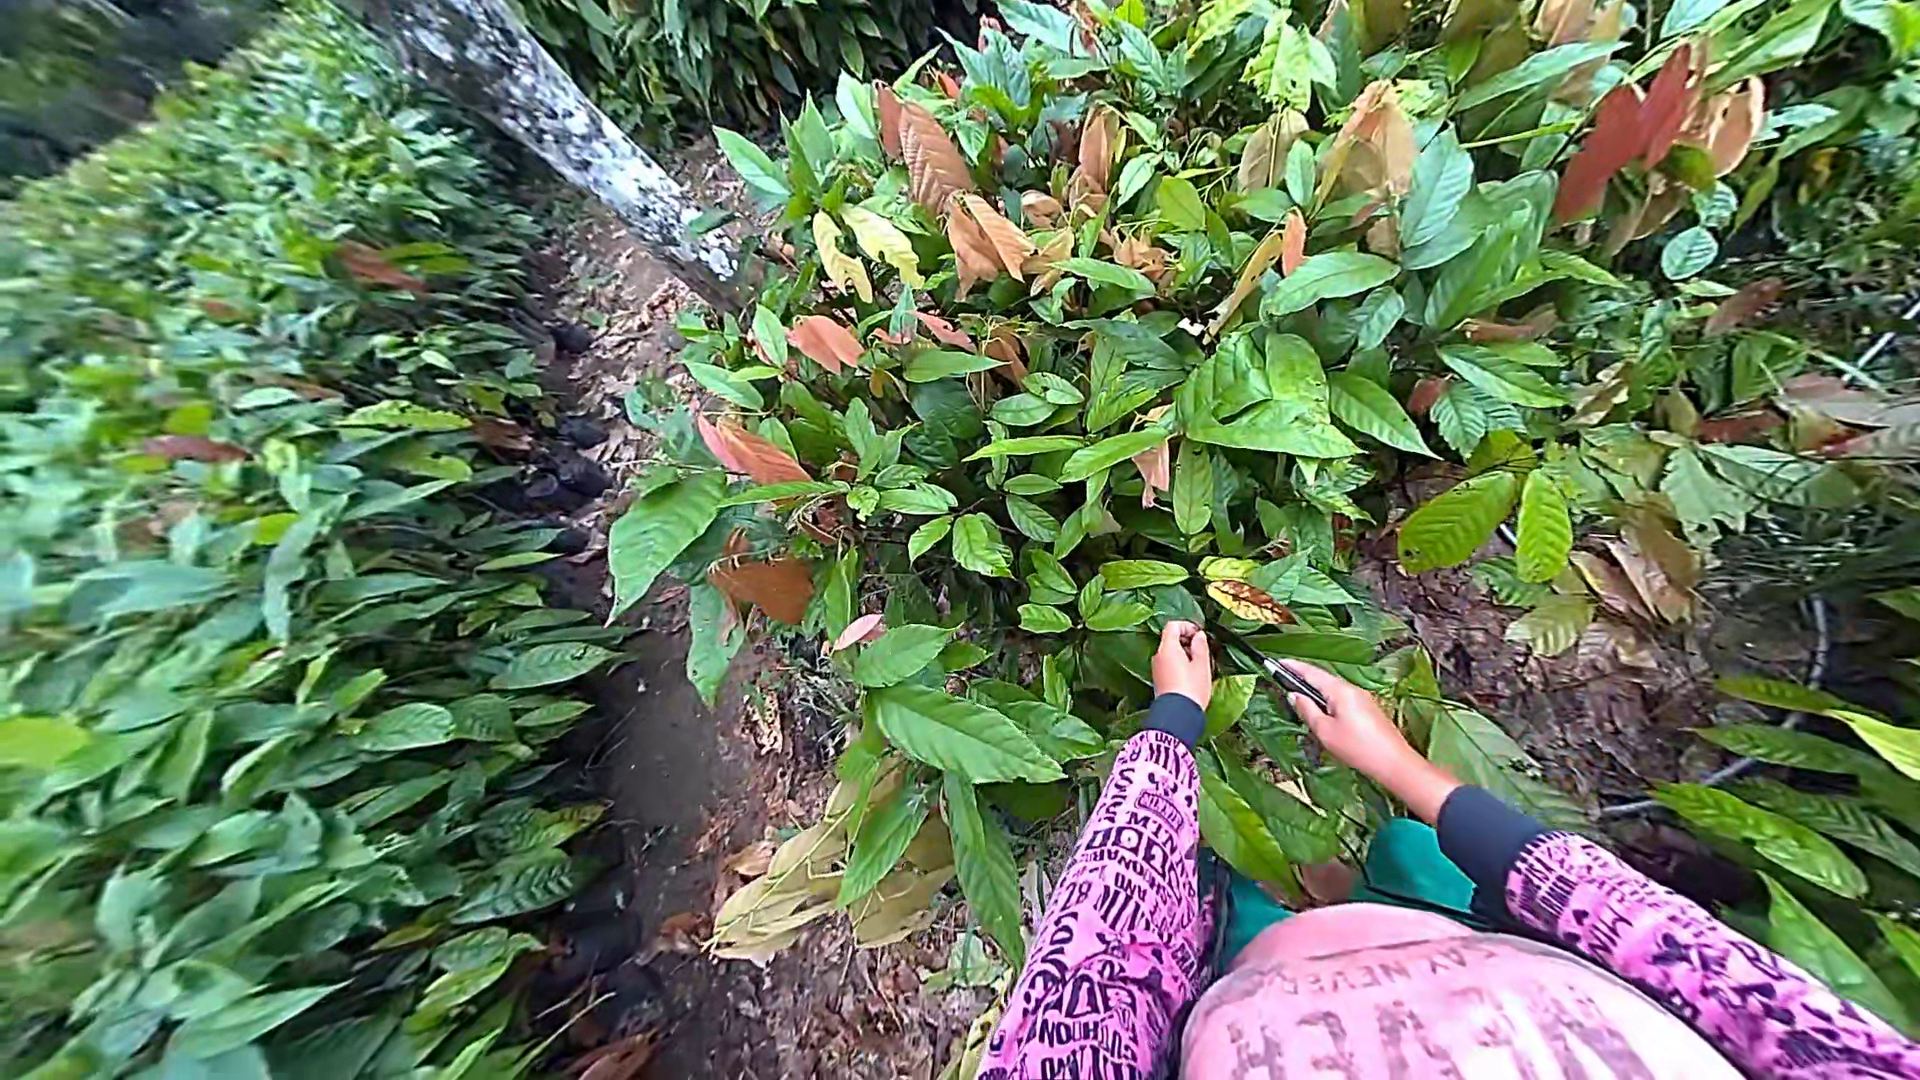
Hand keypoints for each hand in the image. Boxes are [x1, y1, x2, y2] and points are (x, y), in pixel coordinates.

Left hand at [1153, 621, 1211, 709]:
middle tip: (1202, 650)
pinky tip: (1191, 674)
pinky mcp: (1158, 678)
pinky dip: (1178, 662)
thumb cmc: (1192, 687)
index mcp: (1167, 648)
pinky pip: (1168, 663)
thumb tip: (1198, 635)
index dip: (1187, 626)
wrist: (1177, 714)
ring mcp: (1156, 667)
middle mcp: (1158, 655)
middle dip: (1186, 640)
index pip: (1172, 626)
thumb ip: (1200, 646)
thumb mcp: (1202, 665)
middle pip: (1170, 638)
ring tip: (1199, 664)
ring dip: (1183, 652)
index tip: (1199, 634)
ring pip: (1169, 652)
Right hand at [1279, 660, 1458, 823]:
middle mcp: (1352, 689)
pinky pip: (1341, 696)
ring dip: (1314, 687)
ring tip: (1298, 692)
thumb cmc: (1359, 749)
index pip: (1311, 672)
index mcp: (1340, 691)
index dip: (1292, 666)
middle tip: (1283, 676)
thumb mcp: (1324, 731)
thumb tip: (1294, 696)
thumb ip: (1307, 710)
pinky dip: (1326, 696)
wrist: (1396, 765)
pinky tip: (1321, 707)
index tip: (1277, 662)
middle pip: (1322, 677)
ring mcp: (1362, 698)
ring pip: (1332, 687)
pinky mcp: (1368, 708)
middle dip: (1302, 675)